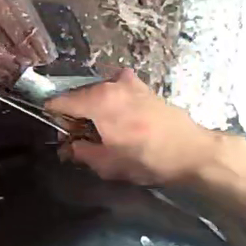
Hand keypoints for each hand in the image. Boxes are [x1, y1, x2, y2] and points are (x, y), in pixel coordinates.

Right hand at [47, 69, 231, 186]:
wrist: (192, 152)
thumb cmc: (147, 158)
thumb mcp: (108, 163)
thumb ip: (82, 152)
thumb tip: (69, 147)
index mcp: (98, 99)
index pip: (61, 101)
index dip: (53, 116)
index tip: (55, 130)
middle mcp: (111, 83)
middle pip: (80, 95)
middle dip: (75, 113)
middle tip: (77, 136)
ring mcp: (130, 82)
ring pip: (99, 93)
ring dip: (94, 108)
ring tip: (100, 132)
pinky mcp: (145, 87)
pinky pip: (117, 92)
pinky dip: (112, 104)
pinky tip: (118, 123)